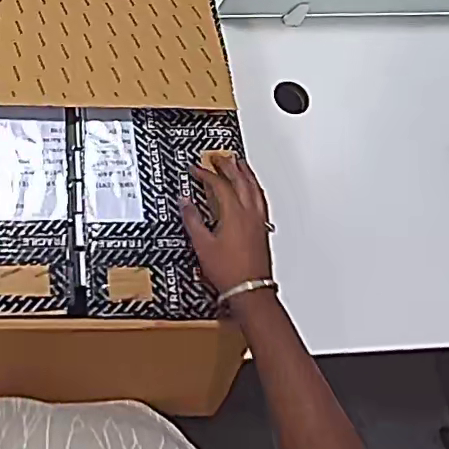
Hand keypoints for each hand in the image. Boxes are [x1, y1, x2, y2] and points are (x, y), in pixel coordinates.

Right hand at [181, 153, 273, 297]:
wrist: (249, 291)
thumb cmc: (229, 272)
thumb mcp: (202, 245)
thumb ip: (193, 220)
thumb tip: (185, 202)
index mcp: (234, 214)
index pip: (220, 185)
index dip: (207, 174)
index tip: (197, 169)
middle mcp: (250, 214)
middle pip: (241, 181)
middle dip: (229, 166)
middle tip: (220, 157)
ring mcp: (259, 221)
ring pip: (254, 189)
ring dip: (246, 173)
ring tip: (240, 164)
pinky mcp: (263, 229)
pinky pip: (261, 200)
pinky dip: (255, 188)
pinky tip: (253, 190)